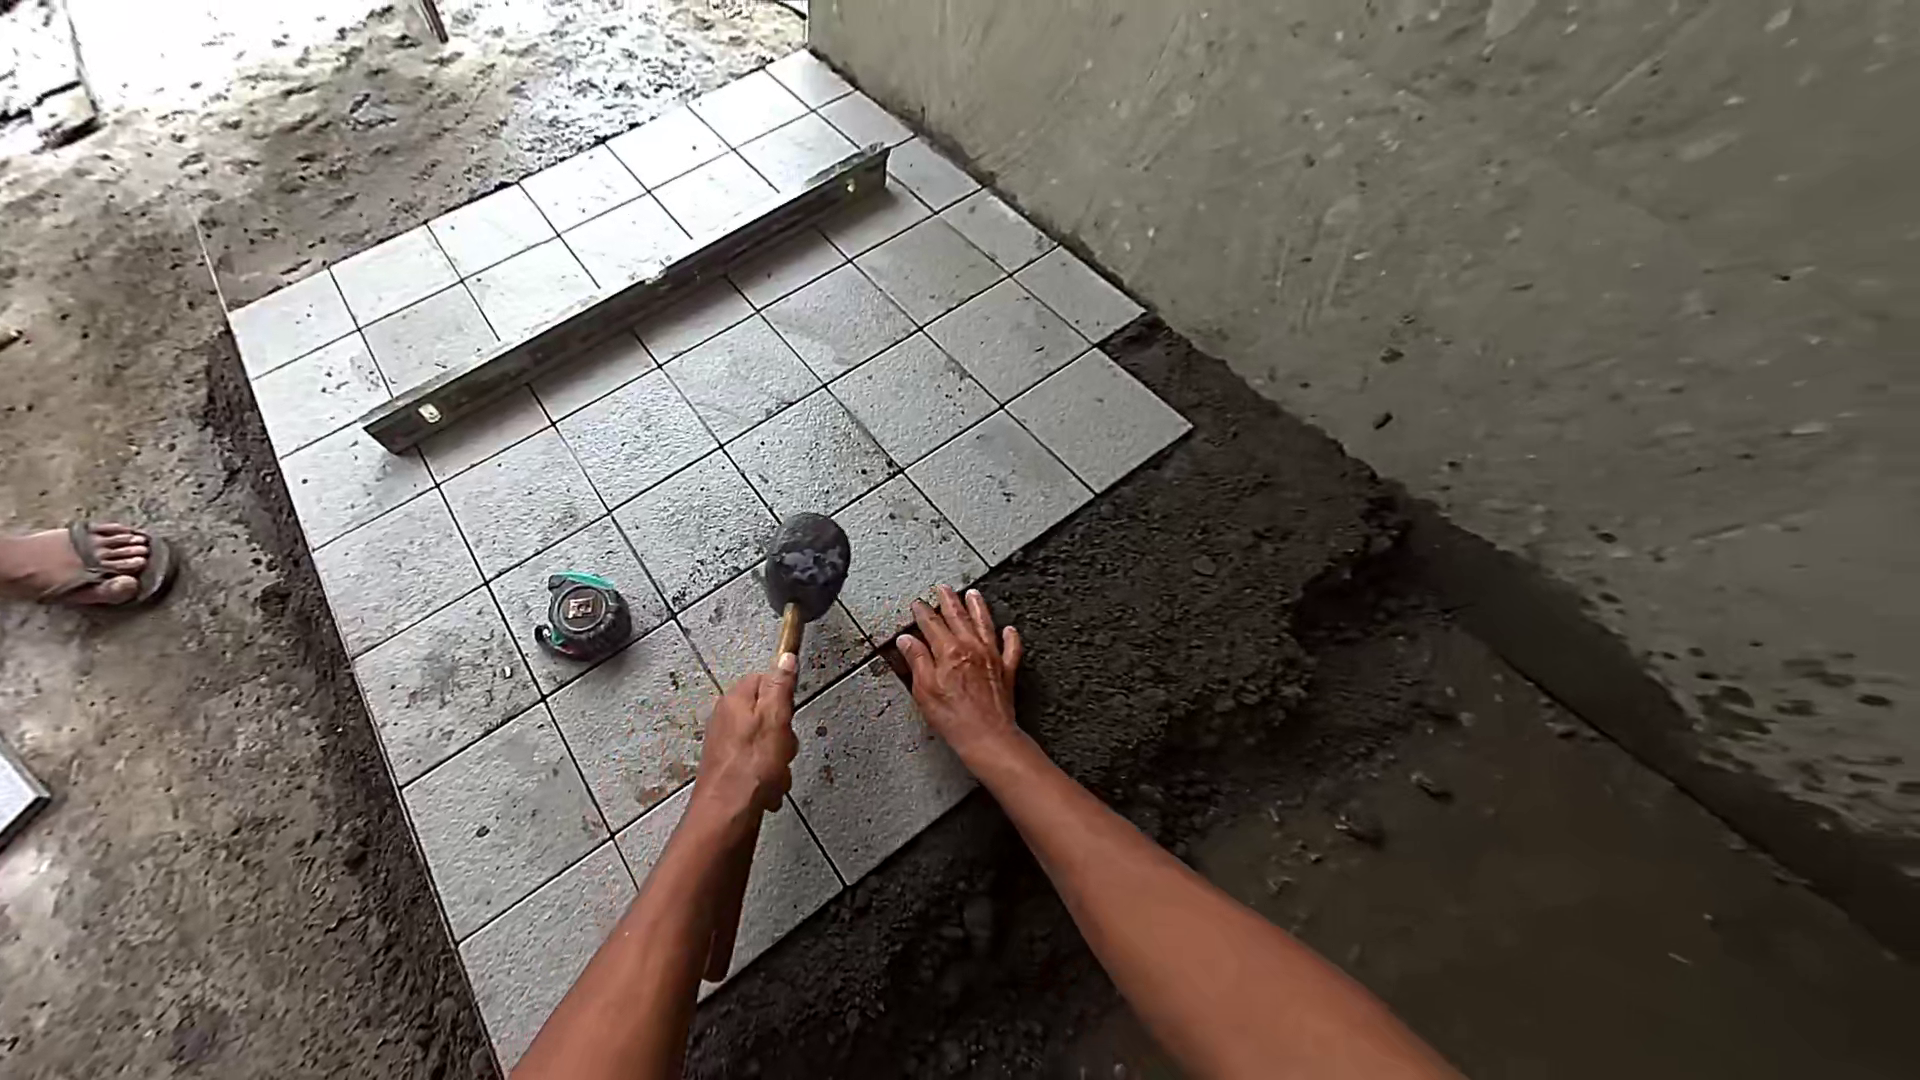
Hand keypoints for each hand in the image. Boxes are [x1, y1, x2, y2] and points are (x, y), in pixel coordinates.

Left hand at [694, 654, 799, 817]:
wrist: (727, 816)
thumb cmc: (751, 766)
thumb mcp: (775, 718)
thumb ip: (781, 686)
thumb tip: (786, 657)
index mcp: (734, 700)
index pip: (765, 679)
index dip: (782, 696)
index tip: (788, 714)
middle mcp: (726, 718)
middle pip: (768, 712)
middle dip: (783, 733)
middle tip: (781, 746)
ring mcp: (726, 745)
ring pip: (766, 741)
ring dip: (778, 758)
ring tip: (774, 772)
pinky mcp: (729, 767)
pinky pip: (758, 763)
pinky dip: (767, 775)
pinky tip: (768, 787)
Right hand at [898, 586, 1023, 759]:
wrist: (987, 736)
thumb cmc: (954, 717)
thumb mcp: (924, 689)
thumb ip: (917, 660)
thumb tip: (907, 641)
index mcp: (949, 651)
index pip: (932, 624)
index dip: (923, 612)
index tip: (918, 604)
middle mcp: (972, 647)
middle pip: (958, 616)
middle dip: (948, 600)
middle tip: (943, 588)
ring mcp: (991, 656)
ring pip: (984, 623)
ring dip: (978, 607)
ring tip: (973, 594)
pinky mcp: (1006, 670)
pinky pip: (1011, 647)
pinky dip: (1011, 636)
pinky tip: (1009, 629)